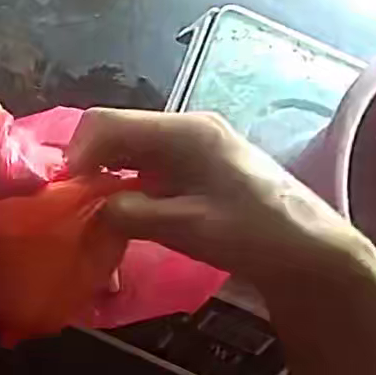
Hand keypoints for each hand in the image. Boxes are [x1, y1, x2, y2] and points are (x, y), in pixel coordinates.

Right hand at [66, 108, 372, 292]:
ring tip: (88, 211)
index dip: (76, 154)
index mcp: (185, 132)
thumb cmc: (254, 235)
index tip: (65, 193)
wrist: (310, 251)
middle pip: (112, 131)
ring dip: (99, 176)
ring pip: (122, 149)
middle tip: (70, 204)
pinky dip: (118, 184)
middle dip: (83, 165)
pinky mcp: (188, 165)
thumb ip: (131, 214)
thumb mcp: (187, 228)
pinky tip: (116, 210)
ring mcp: (187, 145)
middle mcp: (183, 128)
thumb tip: (94, 210)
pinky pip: (138, 165)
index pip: (107, 123)